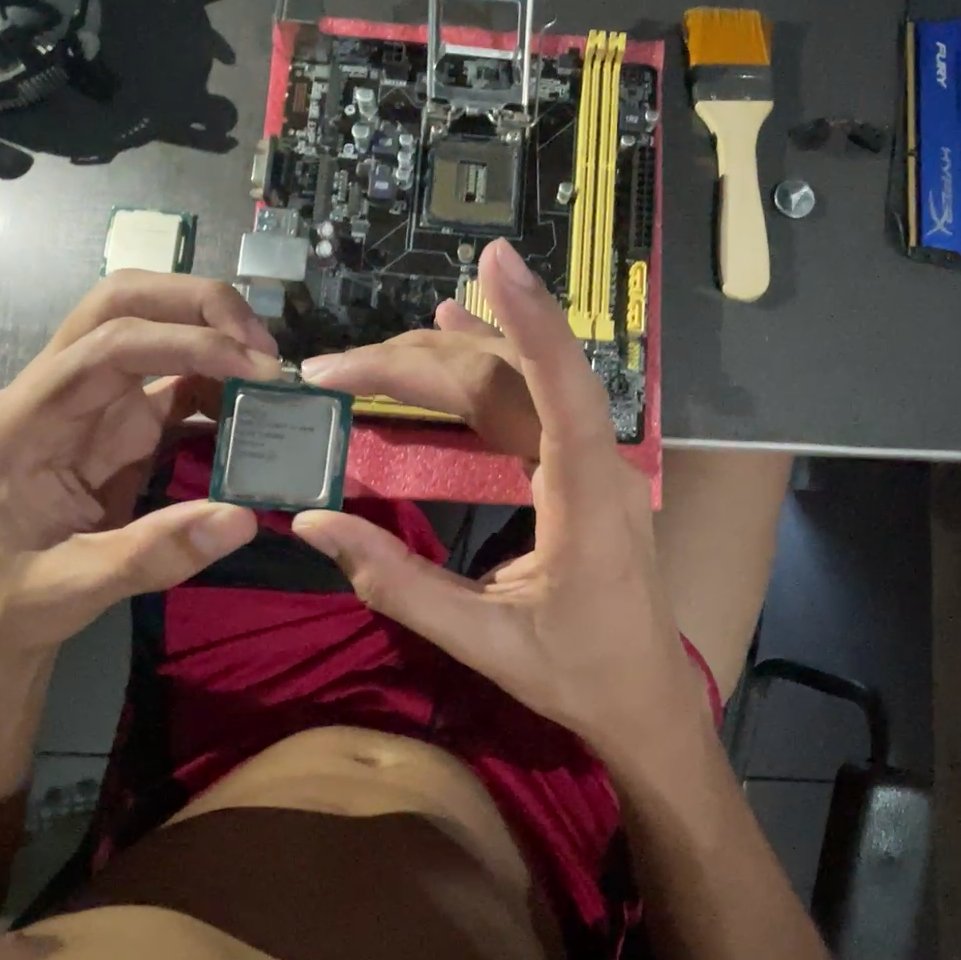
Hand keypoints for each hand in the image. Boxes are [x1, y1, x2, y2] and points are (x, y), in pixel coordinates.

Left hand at [0, 271, 281, 656]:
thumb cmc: (18, 597)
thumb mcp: (79, 586)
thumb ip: (156, 554)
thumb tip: (243, 517)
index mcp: (27, 420)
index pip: (108, 345)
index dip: (187, 343)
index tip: (255, 369)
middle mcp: (55, 390)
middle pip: (121, 302)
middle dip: (198, 306)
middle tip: (264, 346)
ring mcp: (88, 400)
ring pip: (146, 323)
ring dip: (211, 331)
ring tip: (269, 371)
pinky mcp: (118, 419)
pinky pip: (170, 374)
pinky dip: (214, 377)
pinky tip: (249, 404)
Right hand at [293, 240, 708, 759]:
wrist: (646, 700)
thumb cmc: (576, 675)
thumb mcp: (483, 641)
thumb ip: (398, 583)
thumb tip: (314, 524)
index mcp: (587, 497)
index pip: (563, 387)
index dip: (530, 318)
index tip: (497, 259)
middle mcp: (597, 463)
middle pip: (511, 380)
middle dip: (421, 362)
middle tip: (335, 366)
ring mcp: (594, 462)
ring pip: (521, 385)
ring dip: (452, 357)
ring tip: (379, 347)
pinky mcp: (581, 469)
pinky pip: (534, 403)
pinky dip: (491, 367)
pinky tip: (457, 336)